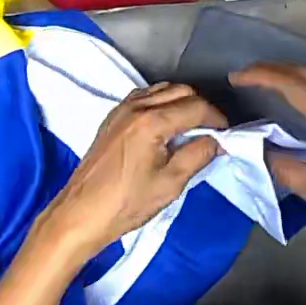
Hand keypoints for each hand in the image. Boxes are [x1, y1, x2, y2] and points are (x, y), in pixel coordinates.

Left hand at [38, 83, 225, 251]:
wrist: (79, 215)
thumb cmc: (126, 203)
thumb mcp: (171, 183)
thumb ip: (199, 154)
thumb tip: (218, 141)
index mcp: (152, 121)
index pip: (197, 107)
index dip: (217, 119)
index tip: (226, 135)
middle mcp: (137, 106)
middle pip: (182, 91)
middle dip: (202, 108)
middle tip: (210, 132)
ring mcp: (121, 109)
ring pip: (164, 89)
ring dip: (182, 102)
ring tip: (190, 127)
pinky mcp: (112, 117)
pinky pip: (145, 95)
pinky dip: (162, 101)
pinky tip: (165, 123)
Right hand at [231, 63, 305, 240]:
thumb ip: (287, 170)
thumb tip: (263, 152)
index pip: (292, 86)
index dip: (262, 77)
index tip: (236, 78)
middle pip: (304, 73)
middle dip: (271, 69)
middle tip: (242, 76)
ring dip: (287, 74)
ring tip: (260, 82)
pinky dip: (302, 84)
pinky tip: (291, 97)